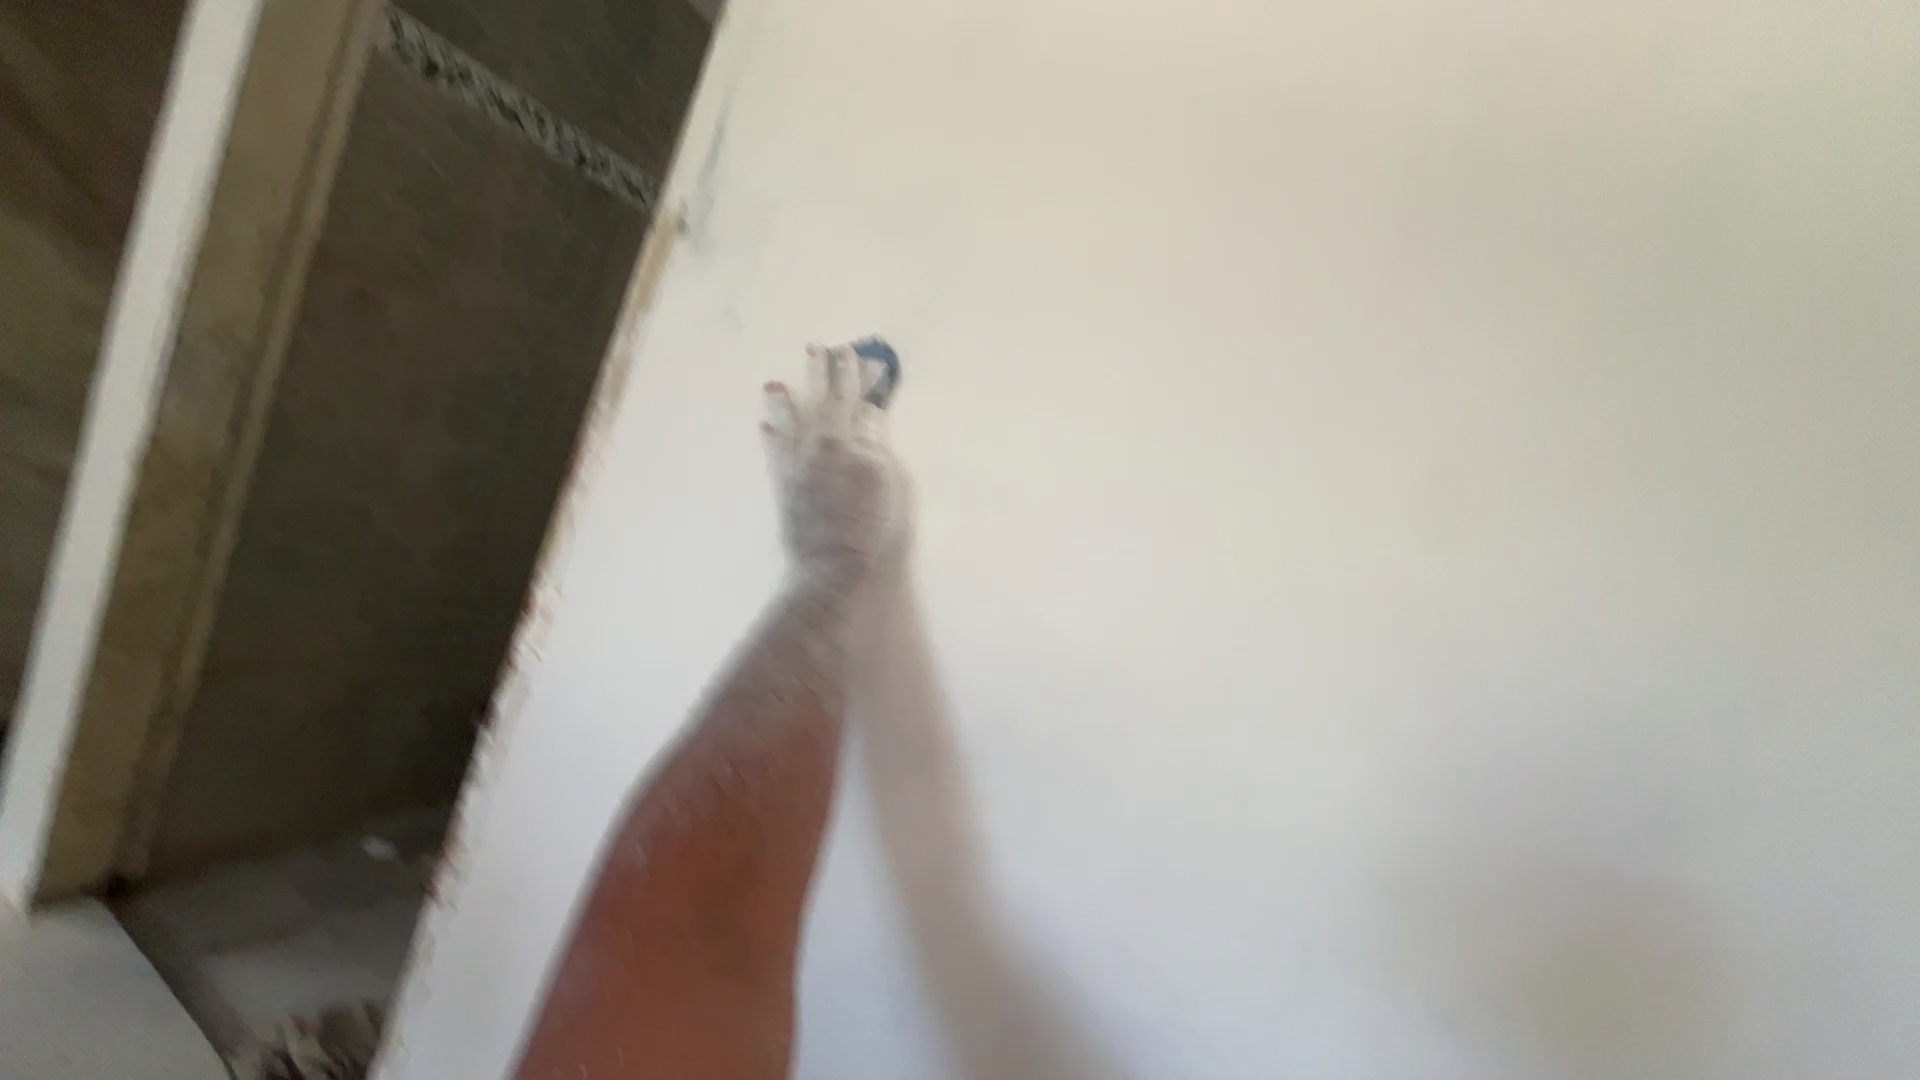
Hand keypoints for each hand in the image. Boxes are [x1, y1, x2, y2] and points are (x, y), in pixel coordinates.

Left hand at [762, 344, 901, 594]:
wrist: (829, 566)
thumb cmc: (867, 527)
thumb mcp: (885, 482)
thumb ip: (874, 444)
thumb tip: (868, 415)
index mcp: (843, 444)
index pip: (848, 401)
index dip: (851, 377)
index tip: (851, 353)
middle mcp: (815, 449)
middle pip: (817, 405)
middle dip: (818, 376)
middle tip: (814, 349)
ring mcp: (797, 469)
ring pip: (789, 426)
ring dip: (784, 403)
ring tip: (773, 384)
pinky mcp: (785, 489)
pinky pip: (775, 457)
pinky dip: (771, 440)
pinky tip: (764, 427)